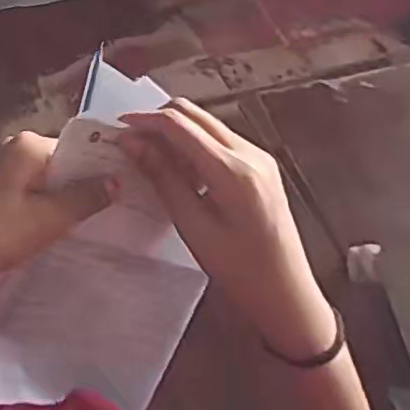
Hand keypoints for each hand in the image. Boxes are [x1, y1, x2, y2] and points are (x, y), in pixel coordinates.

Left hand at [0, 131, 112, 289]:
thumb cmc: (0, 234)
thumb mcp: (49, 218)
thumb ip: (84, 197)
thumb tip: (117, 181)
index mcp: (28, 145)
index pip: (77, 148)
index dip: (103, 165)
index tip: (133, 182)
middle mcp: (18, 150)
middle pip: (65, 163)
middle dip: (91, 183)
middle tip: (127, 203)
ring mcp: (9, 172)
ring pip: (53, 182)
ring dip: (74, 198)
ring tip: (109, 216)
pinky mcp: (4, 195)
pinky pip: (40, 195)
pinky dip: (57, 208)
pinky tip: (76, 226)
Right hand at [121, 100, 337, 358]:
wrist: (289, 296)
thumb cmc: (241, 271)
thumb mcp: (193, 226)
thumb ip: (162, 177)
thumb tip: (132, 142)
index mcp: (233, 171)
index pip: (179, 124)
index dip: (145, 120)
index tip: (120, 126)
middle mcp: (249, 153)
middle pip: (193, 113)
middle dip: (158, 120)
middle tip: (133, 140)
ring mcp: (258, 155)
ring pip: (204, 122)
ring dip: (175, 131)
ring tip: (153, 157)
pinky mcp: (260, 162)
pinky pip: (218, 137)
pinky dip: (194, 142)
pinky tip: (182, 168)